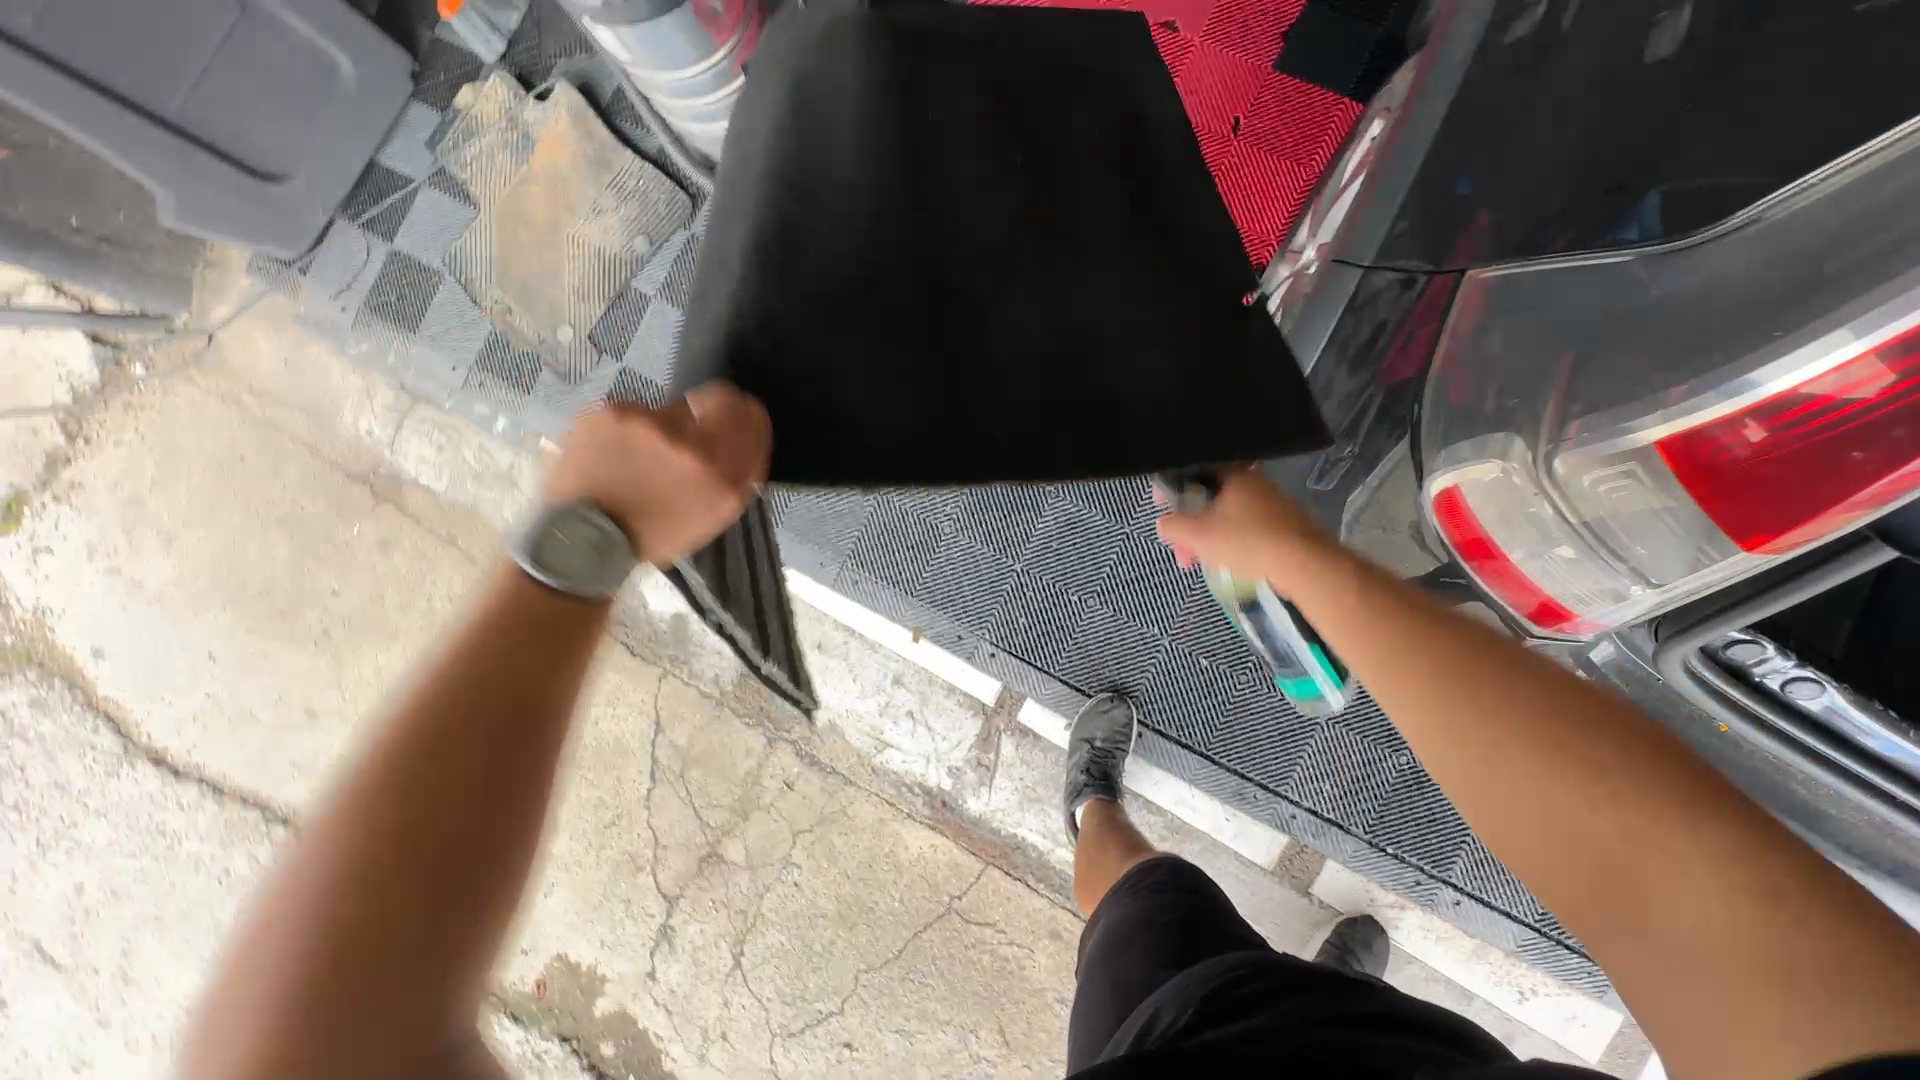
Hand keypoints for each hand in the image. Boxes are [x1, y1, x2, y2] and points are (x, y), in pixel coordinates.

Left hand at [543, 381, 771, 564]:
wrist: (582, 538)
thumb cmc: (651, 535)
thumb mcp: (710, 518)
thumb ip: (733, 479)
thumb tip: (742, 442)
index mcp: (723, 480)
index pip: (754, 422)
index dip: (749, 414)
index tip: (740, 414)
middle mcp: (695, 449)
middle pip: (721, 400)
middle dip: (713, 406)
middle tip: (697, 418)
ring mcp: (653, 426)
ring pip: (672, 408)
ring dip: (664, 425)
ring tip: (640, 454)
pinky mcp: (616, 412)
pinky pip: (634, 411)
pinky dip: (628, 428)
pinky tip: (613, 451)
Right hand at [1155, 467, 1339, 592]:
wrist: (1304, 563)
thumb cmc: (1245, 541)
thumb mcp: (1197, 535)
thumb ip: (1173, 526)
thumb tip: (1164, 522)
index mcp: (1235, 475)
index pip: (1196, 474)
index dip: (1174, 491)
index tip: (1164, 511)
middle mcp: (1257, 483)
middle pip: (1213, 501)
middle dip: (1192, 528)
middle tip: (1183, 553)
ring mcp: (1277, 504)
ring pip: (1232, 519)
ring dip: (1212, 539)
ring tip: (1205, 565)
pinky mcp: (1291, 526)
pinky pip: (1253, 531)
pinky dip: (1236, 545)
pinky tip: (1232, 565)